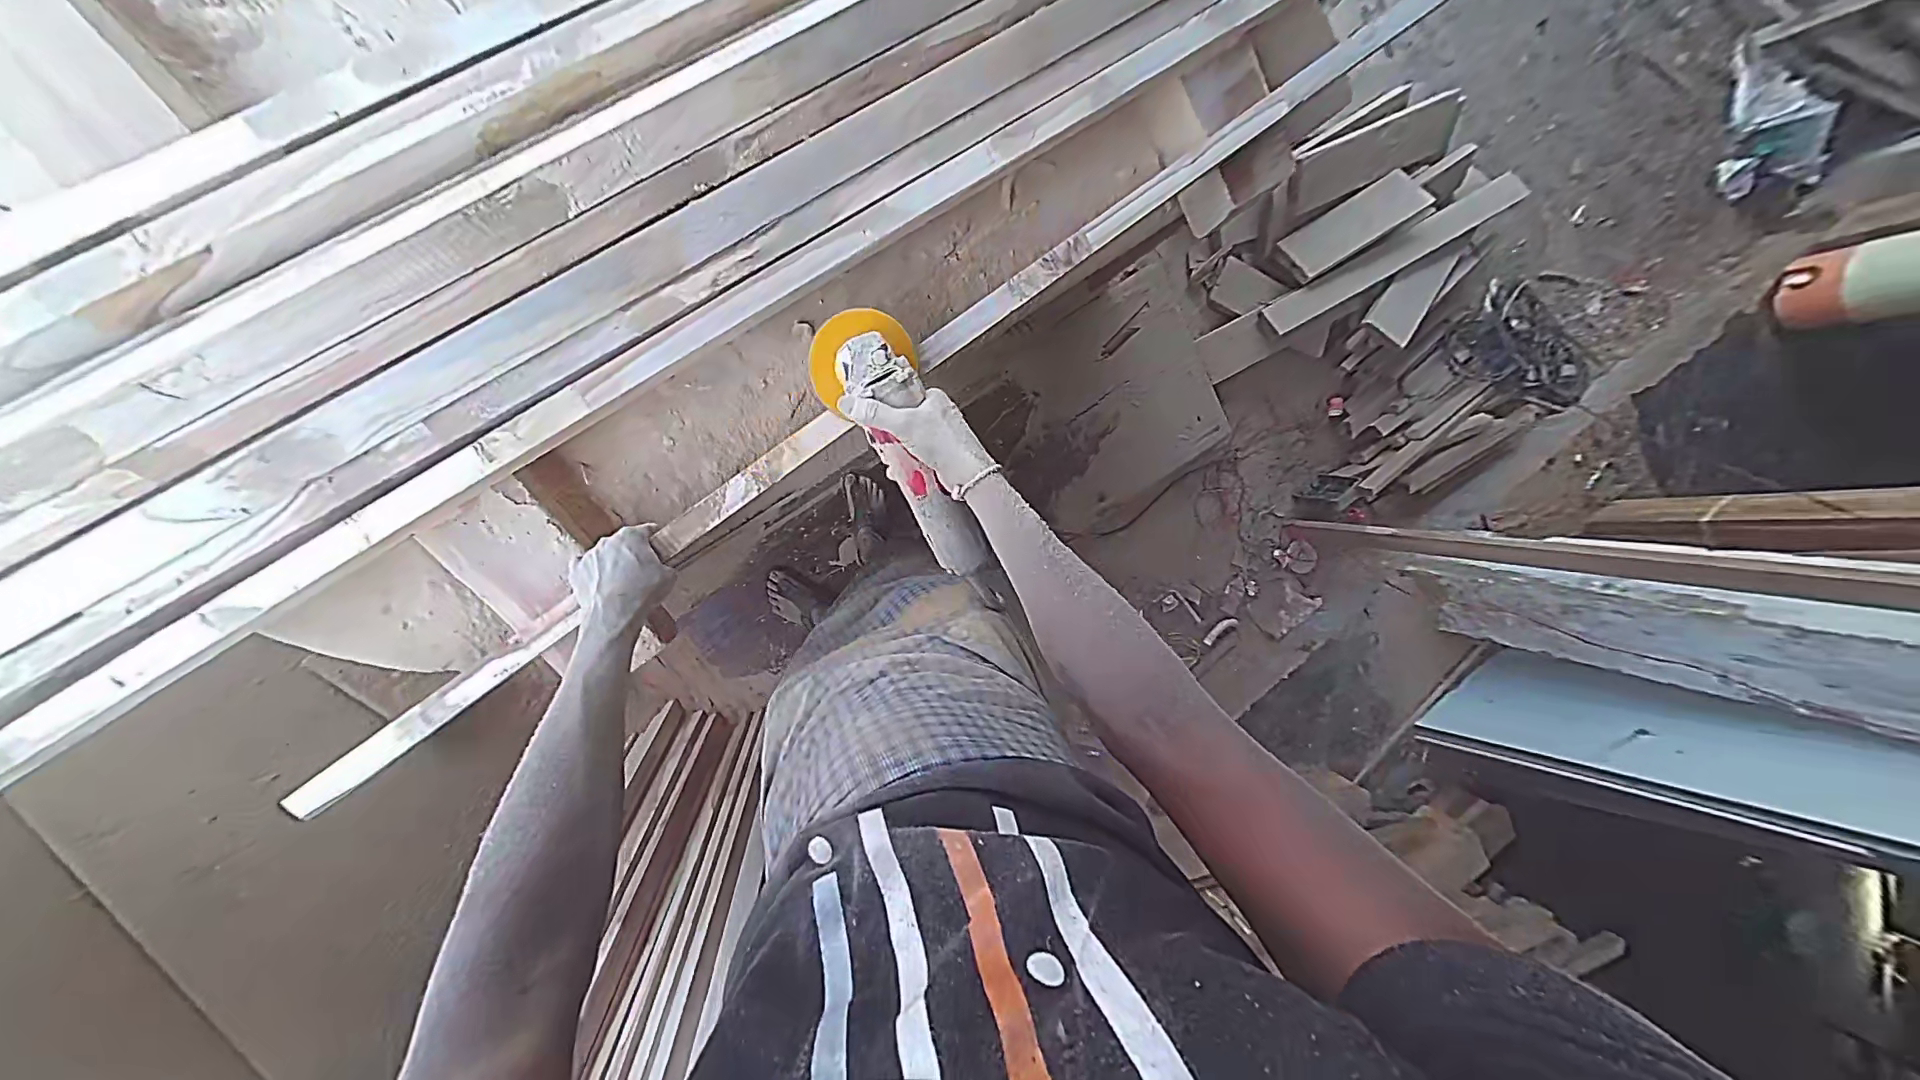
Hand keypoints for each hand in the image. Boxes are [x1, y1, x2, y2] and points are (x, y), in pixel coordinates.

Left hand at [569, 525, 674, 637]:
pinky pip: (585, 567)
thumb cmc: (642, 592)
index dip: (654, 538)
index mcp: (631, 536)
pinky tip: (600, 582)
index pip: (646, 530)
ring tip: (622, 581)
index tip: (658, 545)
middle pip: (623, 542)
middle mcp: (608, 541)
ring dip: (612, 563)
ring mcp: (589, 555)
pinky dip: (592, 572)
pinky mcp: (576, 571)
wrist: (614, 614)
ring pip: (604, 555)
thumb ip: (665, 566)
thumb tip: (663, 570)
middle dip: (632, 552)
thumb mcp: (668, 577)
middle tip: (642, 568)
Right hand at [838, 389, 998, 497]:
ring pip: (906, 440)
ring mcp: (938, 435)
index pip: (899, 394)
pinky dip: (907, 463)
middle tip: (884, 441)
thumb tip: (851, 403)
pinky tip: (905, 468)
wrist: (967, 475)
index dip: (883, 405)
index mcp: (932, 398)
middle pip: (899, 420)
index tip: (872, 414)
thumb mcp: (904, 424)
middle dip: (889, 435)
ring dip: (897, 451)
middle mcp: (936, 415)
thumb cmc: (948, 445)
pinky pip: (915, 455)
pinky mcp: (938, 453)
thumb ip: (875, 413)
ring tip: (896, 457)